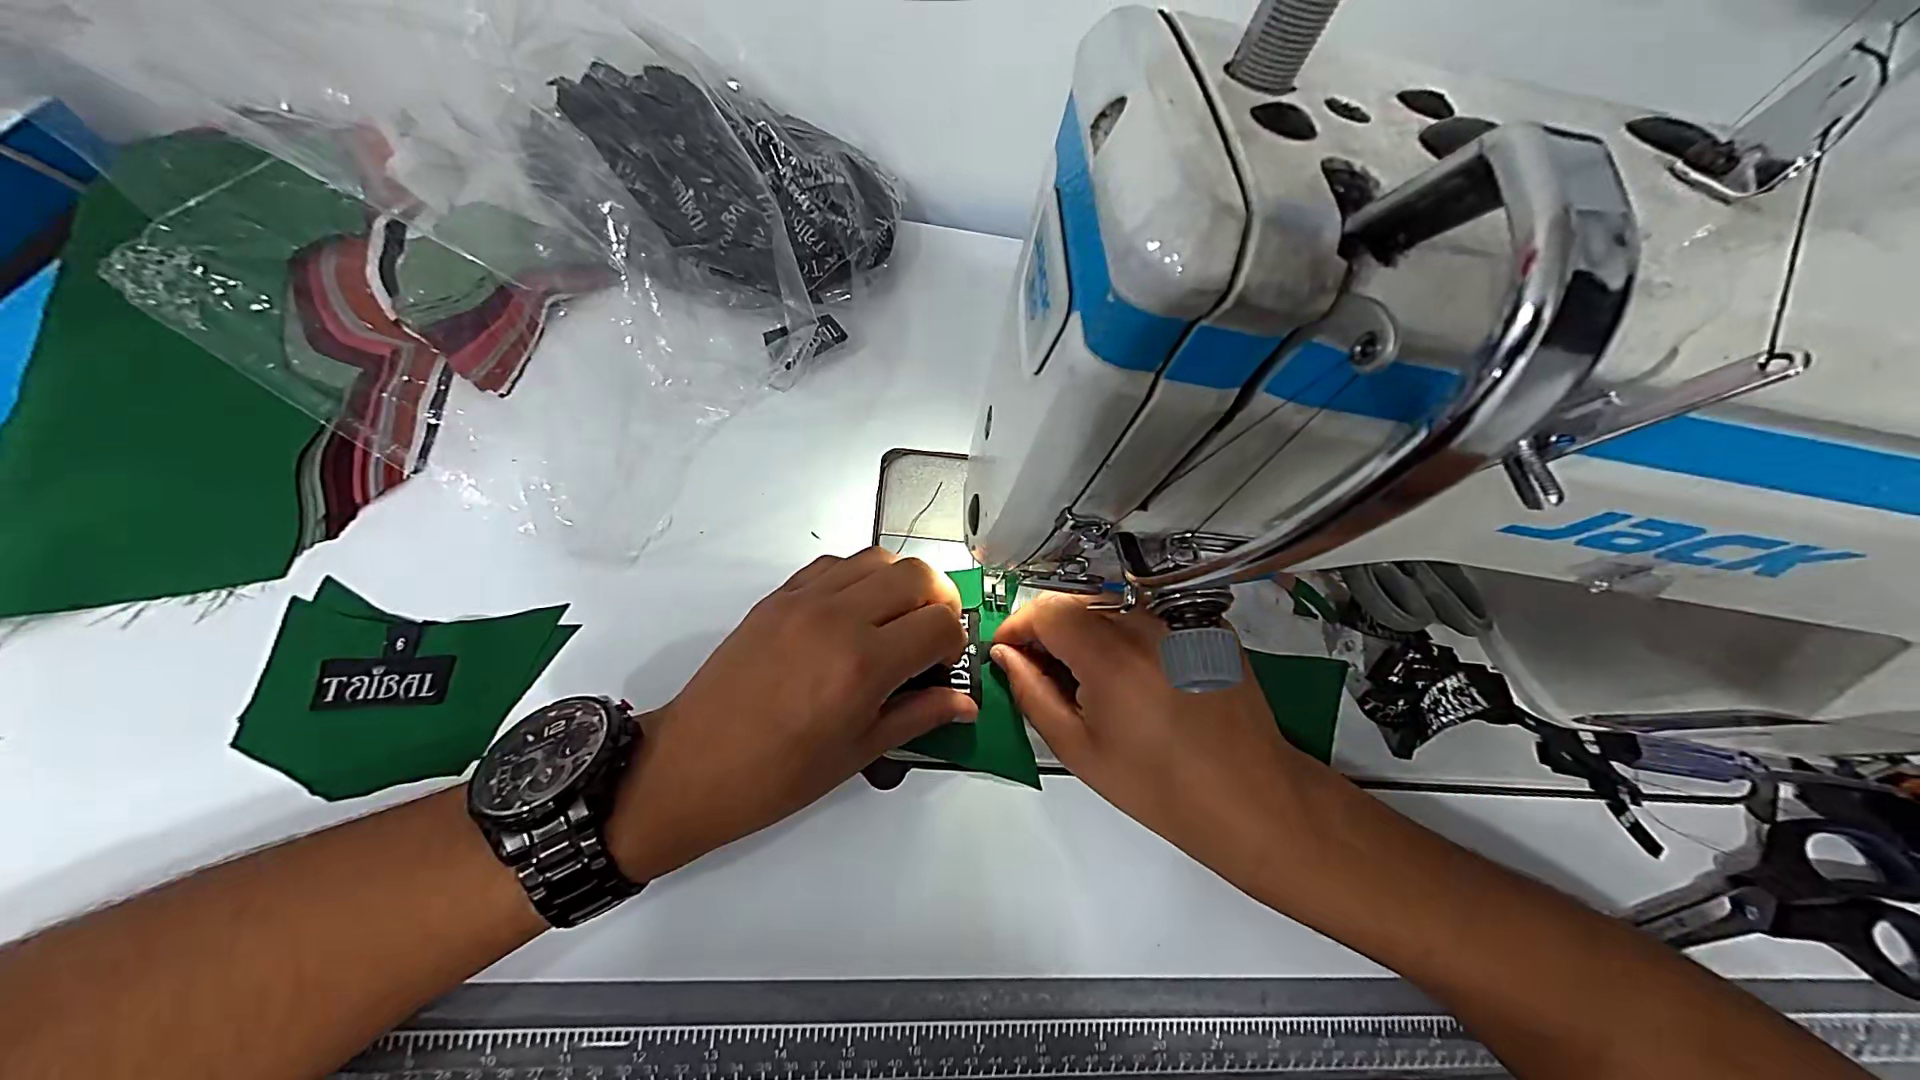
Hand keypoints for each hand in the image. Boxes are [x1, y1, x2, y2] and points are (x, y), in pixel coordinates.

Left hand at [608, 548, 976, 880]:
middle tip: (929, 637)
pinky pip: (833, 565)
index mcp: (864, 664)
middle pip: (917, 574)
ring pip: (877, 559)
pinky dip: (857, 578)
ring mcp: (804, 600)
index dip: (954, 643)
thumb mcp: (859, 752)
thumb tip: (964, 703)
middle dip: (938, 602)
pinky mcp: (777, 597)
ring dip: (900, 583)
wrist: (691, 765)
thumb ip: (919, 716)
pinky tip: (852, 613)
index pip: (940, 623)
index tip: (942, 666)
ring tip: (893, 621)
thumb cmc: (777, 774)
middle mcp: (838, 618)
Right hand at [991, 593, 1328, 891]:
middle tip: (1039, 668)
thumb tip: (1009, 659)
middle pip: (1076, 603)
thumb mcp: (1079, 748)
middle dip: (1047, 629)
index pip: (1045, 610)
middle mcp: (1149, 628)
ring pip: (1110, 607)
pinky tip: (1129, 678)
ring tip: (1087, 679)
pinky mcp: (1203, 629)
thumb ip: (1032, 693)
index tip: (1008, 647)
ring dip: (1085, 631)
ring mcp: (1181, 625)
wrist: (1247, 797)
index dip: (1017, 626)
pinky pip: (1148, 618)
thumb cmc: (1166, 786)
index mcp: (1113, 657)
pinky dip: (1125, 636)